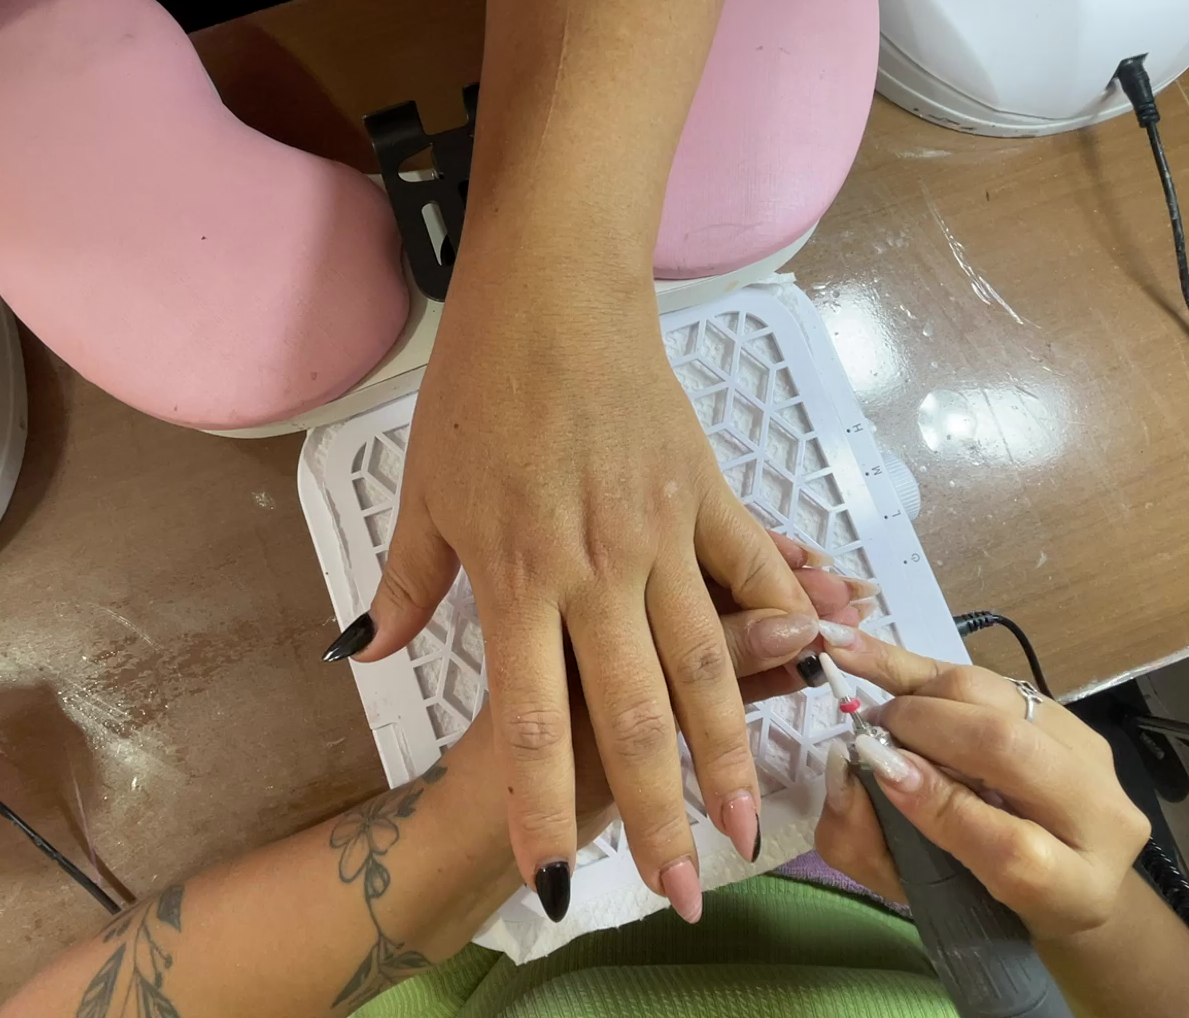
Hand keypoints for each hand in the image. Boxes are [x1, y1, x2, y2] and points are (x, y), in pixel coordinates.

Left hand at [326, 250, 815, 922]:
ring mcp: (664, 533)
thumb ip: (403, 584)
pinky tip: (824, 664)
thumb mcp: (425, 488)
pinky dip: (789, 618)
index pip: (528, 719)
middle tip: (682, 896)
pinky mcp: (707, 493)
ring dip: (731, 750)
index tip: (553, 880)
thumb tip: (364, 655)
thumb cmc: (478, 387)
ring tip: (751, 823)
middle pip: (634, 715)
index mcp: (517, 574)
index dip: (538, 808)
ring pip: (708, 663)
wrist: (554, 293)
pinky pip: (754, 568)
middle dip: (656, 816)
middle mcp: (598, 571)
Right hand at [813, 635, 1150, 939]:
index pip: (1010, 846)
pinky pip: (976, 674)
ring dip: (918, 695)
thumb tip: (848, 768)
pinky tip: (855, 648)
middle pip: (1007, 747)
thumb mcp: (906, 885)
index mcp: (1069, 888)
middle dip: (921, 727)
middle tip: (869, 733)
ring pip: (989, 695)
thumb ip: (862, 841)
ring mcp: (1083, 750)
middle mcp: (1097, 815)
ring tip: (879, 713)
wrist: (1051, 863)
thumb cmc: (968, 885)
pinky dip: (910, 664)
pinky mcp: (1057, 708)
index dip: (936, 802)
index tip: (875, 767)